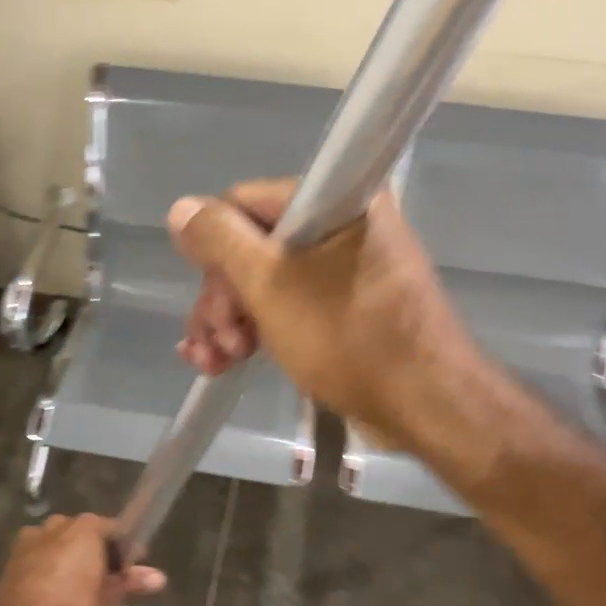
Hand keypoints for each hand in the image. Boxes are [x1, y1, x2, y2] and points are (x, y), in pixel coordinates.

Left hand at [0, 515, 165, 605]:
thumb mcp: (107, 597)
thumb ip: (131, 582)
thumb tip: (160, 577)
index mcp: (86, 526)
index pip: (115, 530)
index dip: (126, 550)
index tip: (130, 570)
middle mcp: (58, 523)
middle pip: (86, 533)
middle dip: (97, 552)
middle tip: (106, 580)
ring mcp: (32, 537)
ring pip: (61, 542)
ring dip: (72, 557)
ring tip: (79, 586)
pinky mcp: (13, 555)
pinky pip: (41, 554)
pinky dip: (50, 565)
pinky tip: (54, 588)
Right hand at [170, 179, 485, 448]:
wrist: (423, 404)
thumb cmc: (346, 336)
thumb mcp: (270, 284)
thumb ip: (220, 240)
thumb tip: (182, 209)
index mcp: (333, 201)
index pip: (243, 204)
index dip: (215, 253)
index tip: (213, 302)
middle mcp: (340, 227)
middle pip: (250, 248)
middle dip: (221, 299)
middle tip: (217, 343)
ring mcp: (344, 271)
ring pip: (264, 283)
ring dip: (229, 322)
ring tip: (214, 363)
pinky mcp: (345, 309)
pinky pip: (288, 307)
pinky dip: (256, 331)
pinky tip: (222, 362)